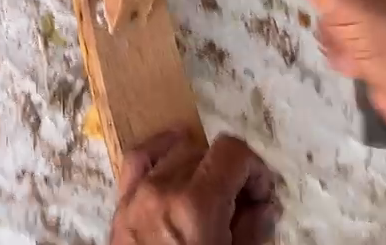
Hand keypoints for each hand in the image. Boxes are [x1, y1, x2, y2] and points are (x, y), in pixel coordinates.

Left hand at [107, 131, 280, 244]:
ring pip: (176, 152)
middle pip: (206, 152)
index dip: (255, 170)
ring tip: (212, 197)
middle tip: (244, 206)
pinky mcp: (121, 207)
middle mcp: (164, 189)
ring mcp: (137, 196)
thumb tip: (263, 205)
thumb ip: (254, 233)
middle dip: (231, 173)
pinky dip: (161, 153)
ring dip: (200, 167)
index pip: (233, 152)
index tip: (263, 197)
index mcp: (196, 206)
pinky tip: (176, 157)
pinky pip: (139, 160)